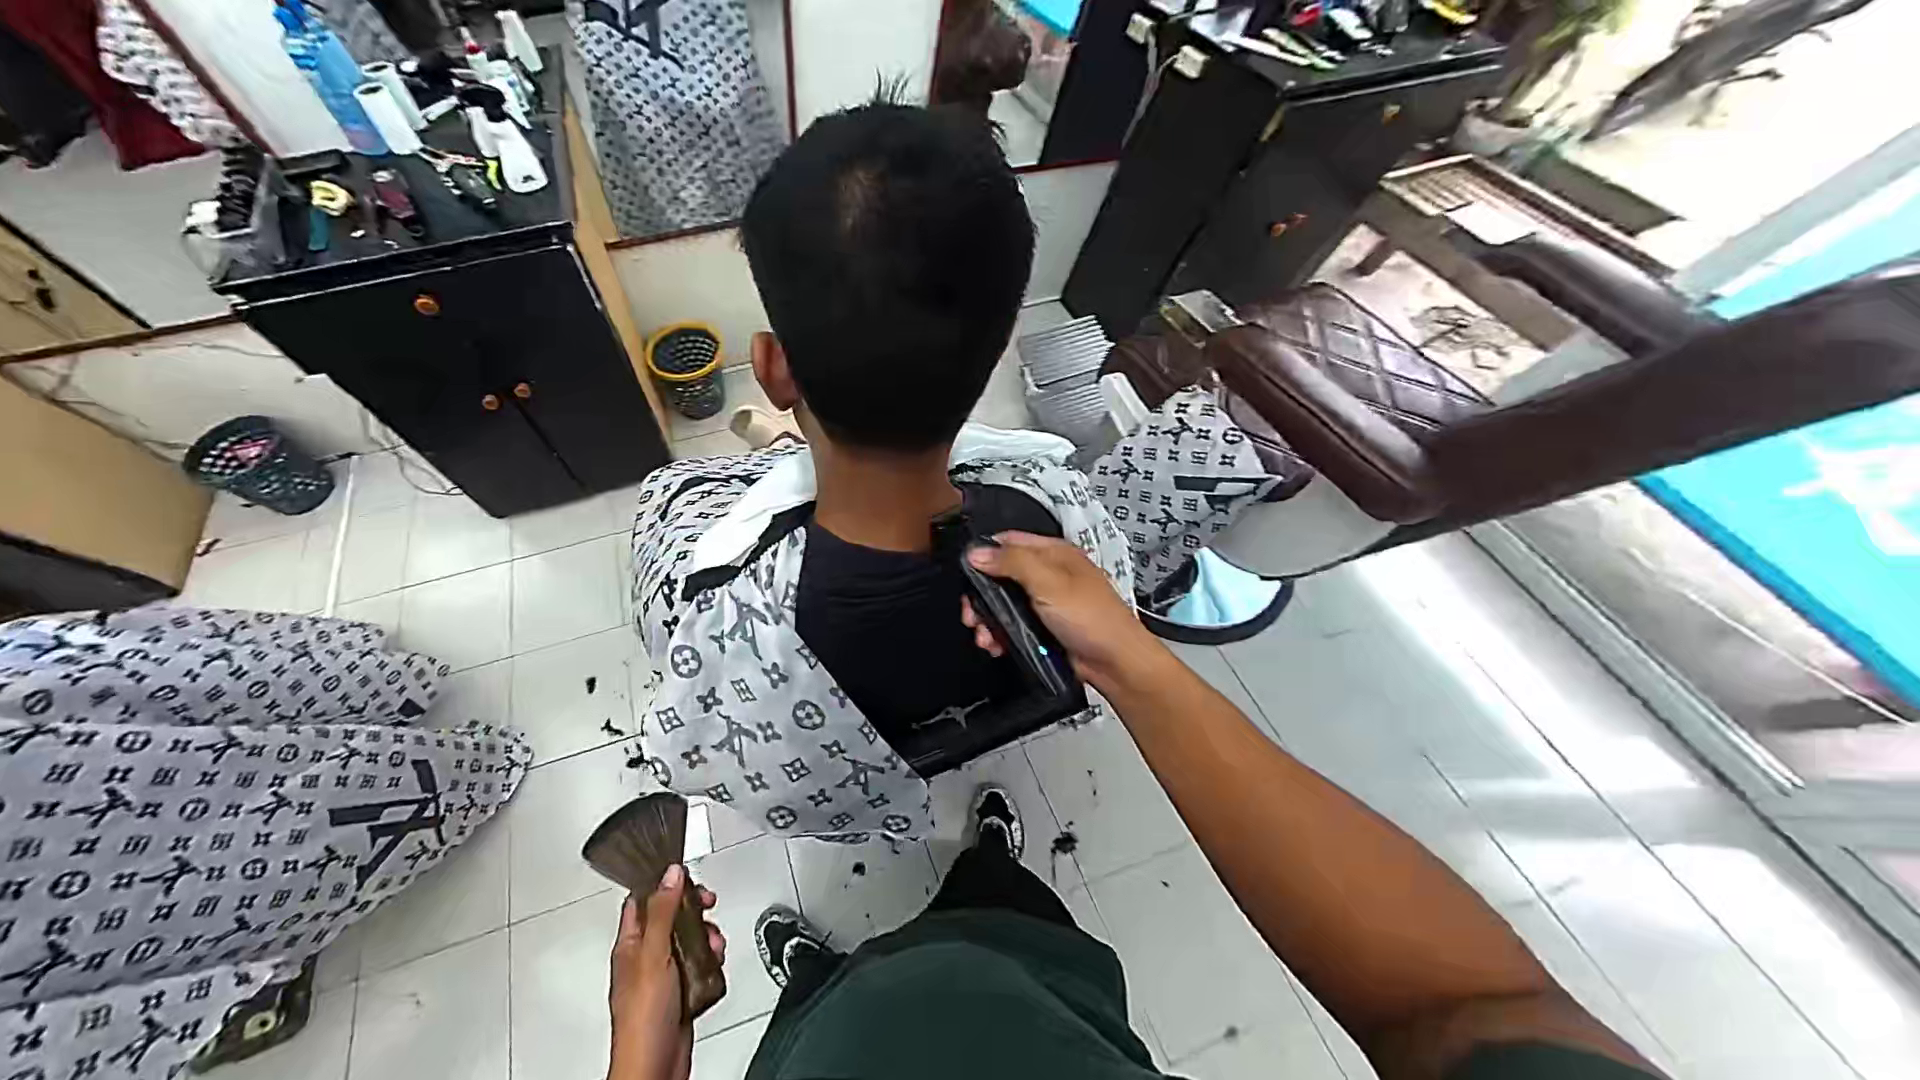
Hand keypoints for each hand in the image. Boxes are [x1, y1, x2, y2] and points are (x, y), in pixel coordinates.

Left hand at [607, 865, 725, 1079]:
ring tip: (712, 945)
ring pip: (690, 939)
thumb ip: (663, 913)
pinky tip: (714, 966)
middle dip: (694, 909)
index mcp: (631, 946)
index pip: (643, 900)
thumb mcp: (654, 955)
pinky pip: (700, 964)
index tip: (686, 876)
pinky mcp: (682, 992)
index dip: (664, 884)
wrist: (655, 1070)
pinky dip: (711, 961)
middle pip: (672, 917)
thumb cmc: (642, 1022)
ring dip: (706, 936)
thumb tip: (670, 874)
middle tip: (707, 905)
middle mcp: (646, 958)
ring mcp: (664, 975)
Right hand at [960, 531, 1162, 690]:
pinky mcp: (1044, 626)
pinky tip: (996, 644)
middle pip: (1000, 575)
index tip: (967, 574)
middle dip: (981, 595)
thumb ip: (1012, 562)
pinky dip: (1000, 634)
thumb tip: (978, 553)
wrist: (1115, 663)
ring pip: (1004, 603)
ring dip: (988, 619)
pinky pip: (1013, 625)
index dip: (984, 554)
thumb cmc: (1094, 619)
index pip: (1008, 541)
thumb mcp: (1049, 582)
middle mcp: (1049, 574)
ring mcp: (1046, 601)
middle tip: (972, 613)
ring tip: (984, 635)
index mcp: (1053, 553)